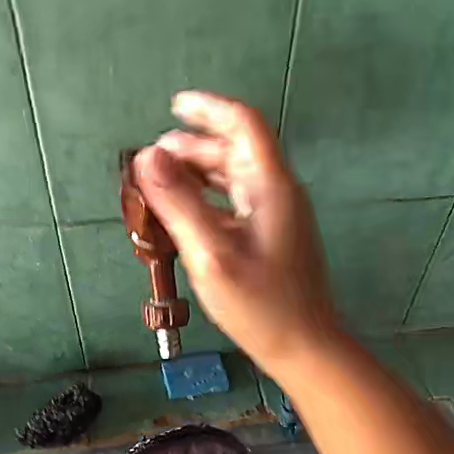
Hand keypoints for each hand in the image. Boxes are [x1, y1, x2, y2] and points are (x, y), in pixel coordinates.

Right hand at [133, 90, 343, 369]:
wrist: (306, 347)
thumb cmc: (262, 305)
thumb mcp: (212, 254)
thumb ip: (179, 203)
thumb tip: (147, 156)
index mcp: (271, 186)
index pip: (244, 124)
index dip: (210, 108)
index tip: (174, 105)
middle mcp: (278, 192)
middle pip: (236, 149)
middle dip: (193, 146)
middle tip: (151, 161)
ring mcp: (279, 215)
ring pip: (236, 176)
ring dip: (198, 172)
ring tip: (159, 183)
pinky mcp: (274, 235)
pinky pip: (237, 201)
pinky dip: (208, 198)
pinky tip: (185, 214)